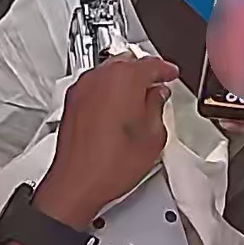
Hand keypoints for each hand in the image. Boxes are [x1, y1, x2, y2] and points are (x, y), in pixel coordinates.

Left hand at [34, 54, 179, 228]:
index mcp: (125, 79)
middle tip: (157, 84)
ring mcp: (83, 88)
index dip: (166, 69)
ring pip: (109, 71)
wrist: (77, 183)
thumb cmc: (110, 165)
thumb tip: (157, 97)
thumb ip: (158, 107)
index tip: (171, 74)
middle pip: (128, 61)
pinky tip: (118, 108)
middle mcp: (100, 78)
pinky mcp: (72, 102)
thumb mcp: (153, 136)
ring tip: (139, 98)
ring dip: (124, 80)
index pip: (152, 63)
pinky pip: (95, 86)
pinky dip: (108, 90)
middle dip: (144, 71)